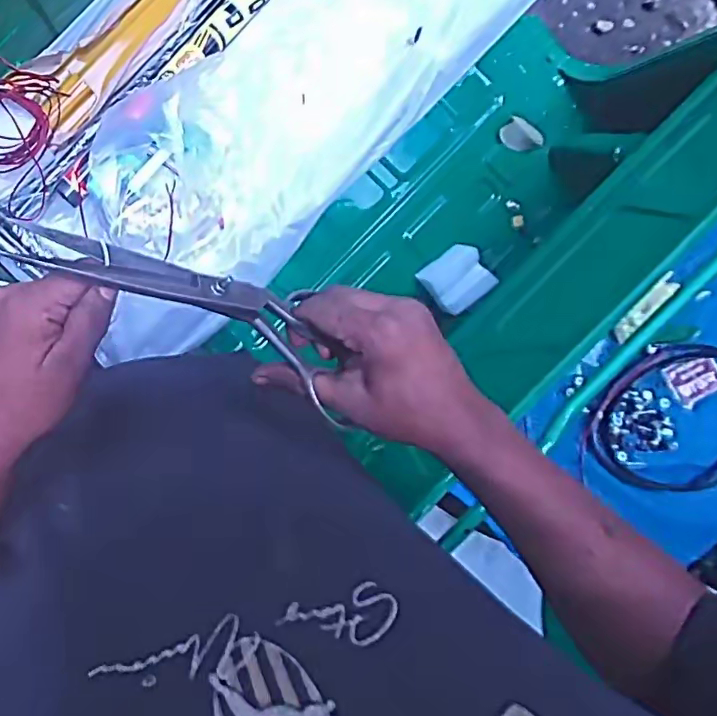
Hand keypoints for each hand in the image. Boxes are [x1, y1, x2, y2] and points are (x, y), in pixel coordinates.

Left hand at [0, 274, 115, 459]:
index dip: (99, 294)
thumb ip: (91, 317)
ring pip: (58, 292)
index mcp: (28, 301)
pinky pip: (43, 303)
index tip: (101, 322)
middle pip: (68, 281)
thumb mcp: (72, 362)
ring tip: (63, 350)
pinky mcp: (6, 312)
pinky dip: (55, 319)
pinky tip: (50, 347)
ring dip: (69, 315)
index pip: (81, 274)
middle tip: (79, 345)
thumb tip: (108, 285)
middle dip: (84, 307)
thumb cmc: (31, 403)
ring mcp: (6, 300)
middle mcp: (13, 292)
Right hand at [253, 287, 506, 456]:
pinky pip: (369, 301)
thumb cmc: (404, 416)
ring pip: (350, 296)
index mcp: (378, 329)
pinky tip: (360, 346)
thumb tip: (257, 375)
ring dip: (334, 317)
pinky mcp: (413, 308)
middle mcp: (394, 306)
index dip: (299, 324)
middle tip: (320, 353)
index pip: (321, 307)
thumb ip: (299, 380)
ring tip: (342, 353)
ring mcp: (407, 304)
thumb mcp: (346, 400)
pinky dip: (354, 317)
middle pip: (334, 295)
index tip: (299, 349)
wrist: (459, 420)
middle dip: (316, 318)